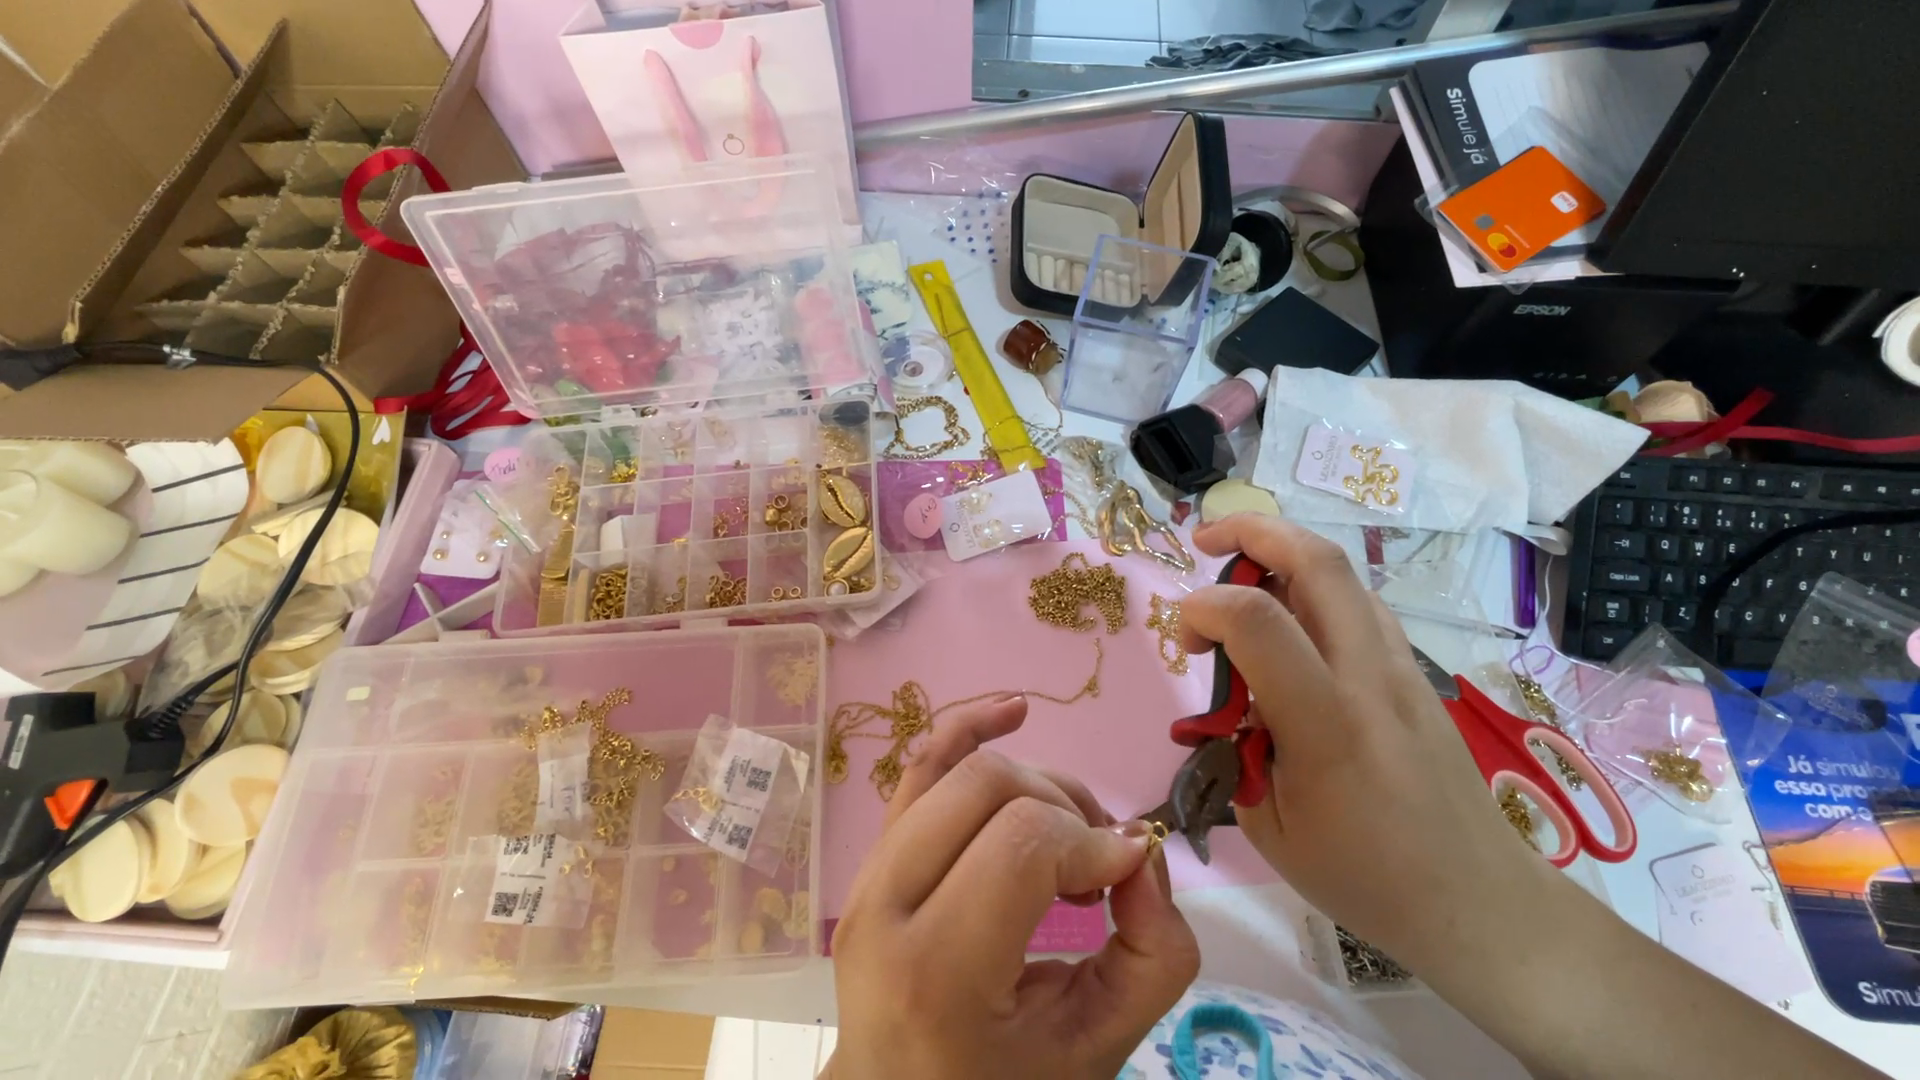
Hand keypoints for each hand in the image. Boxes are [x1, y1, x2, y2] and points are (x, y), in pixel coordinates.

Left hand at [826, 695, 1198, 1079]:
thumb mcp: (1098, 1046)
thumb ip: (1151, 953)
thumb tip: (1139, 853)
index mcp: (937, 971)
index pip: (1024, 842)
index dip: (1091, 842)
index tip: (1124, 876)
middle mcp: (884, 908)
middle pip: (989, 786)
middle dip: (1065, 806)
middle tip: (1097, 860)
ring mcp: (866, 875)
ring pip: (958, 768)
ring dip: (1033, 781)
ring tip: (1069, 831)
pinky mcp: (870, 856)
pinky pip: (916, 767)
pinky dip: (967, 727)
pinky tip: (1014, 710)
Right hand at [1179, 515, 1561, 975]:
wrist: (1476, 901)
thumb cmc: (1363, 878)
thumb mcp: (1268, 827)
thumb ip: (1236, 750)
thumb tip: (1229, 702)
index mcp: (1327, 724)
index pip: (1258, 621)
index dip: (1204, 606)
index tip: (1185, 636)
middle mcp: (1369, 678)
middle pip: (1316, 561)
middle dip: (1250, 530)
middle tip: (1203, 541)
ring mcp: (1401, 669)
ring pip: (1342, 574)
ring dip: (1282, 556)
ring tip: (1238, 583)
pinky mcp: (1415, 673)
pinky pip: (1358, 605)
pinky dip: (1311, 590)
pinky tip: (1288, 626)